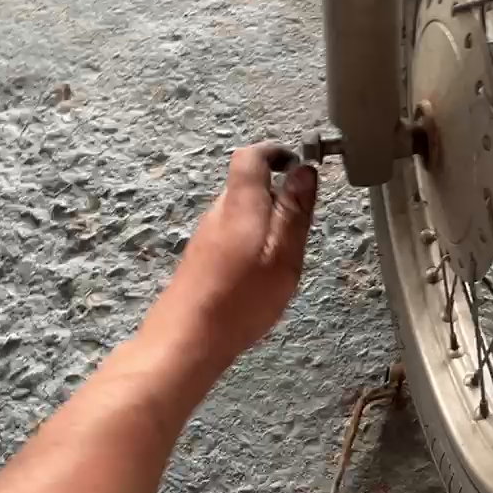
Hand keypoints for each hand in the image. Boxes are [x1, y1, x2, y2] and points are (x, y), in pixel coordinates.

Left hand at [138, 143, 317, 377]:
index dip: (277, 153)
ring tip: (285, 254)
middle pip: (247, 183)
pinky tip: (261, 272)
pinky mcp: (202, 257)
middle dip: (279, 192)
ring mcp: (207, 235)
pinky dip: (253, 239)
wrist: (187, 340)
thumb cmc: (240, 300)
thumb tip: (305, 170)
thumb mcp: (283, 255)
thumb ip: (295, 211)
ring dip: (267, 219)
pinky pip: (233, 232)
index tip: (301, 165)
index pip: (252, 156)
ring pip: (242, 210)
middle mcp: (218, 212)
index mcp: (240, 204)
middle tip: (303, 222)